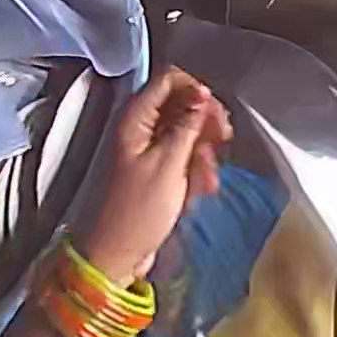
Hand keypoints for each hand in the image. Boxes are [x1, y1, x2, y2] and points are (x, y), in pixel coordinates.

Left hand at [78, 68, 232, 281]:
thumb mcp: (169, 165)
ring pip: (185, 129)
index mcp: (135, 118)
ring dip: (202, 148)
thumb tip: (202, 95)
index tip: (215, 111)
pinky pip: (181, 152)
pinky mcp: (154, 167)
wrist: (114, 257)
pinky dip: (194, 165)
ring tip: (209, 176)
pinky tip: (202, 186)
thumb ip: (187, 126)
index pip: (169, 79)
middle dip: (204, 120)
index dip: (196, 89)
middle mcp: (139, 126)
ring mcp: (147, 146)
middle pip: (180, 102)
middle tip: (222, 139)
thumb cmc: (137, 212)